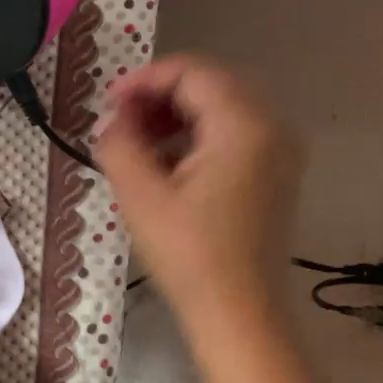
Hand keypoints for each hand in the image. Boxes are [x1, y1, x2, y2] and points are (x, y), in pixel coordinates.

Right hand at [94, 54, 299, 330]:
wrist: (237, 309)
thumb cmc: (187, 252)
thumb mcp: (140, 195)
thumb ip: (119, 144)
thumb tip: (110, 120)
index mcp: (244, 126)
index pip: (194, 73)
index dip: (145, 79)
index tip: (105, 101)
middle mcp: (272, 128)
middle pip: (212, 85)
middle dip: (159, 94)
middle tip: (116, 121)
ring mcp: (278, 152)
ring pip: (222, 109)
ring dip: (174, 115)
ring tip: (132, 142)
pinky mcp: (272, 175)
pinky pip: (231, 134)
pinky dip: (193, 135)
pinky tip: (162, 162)